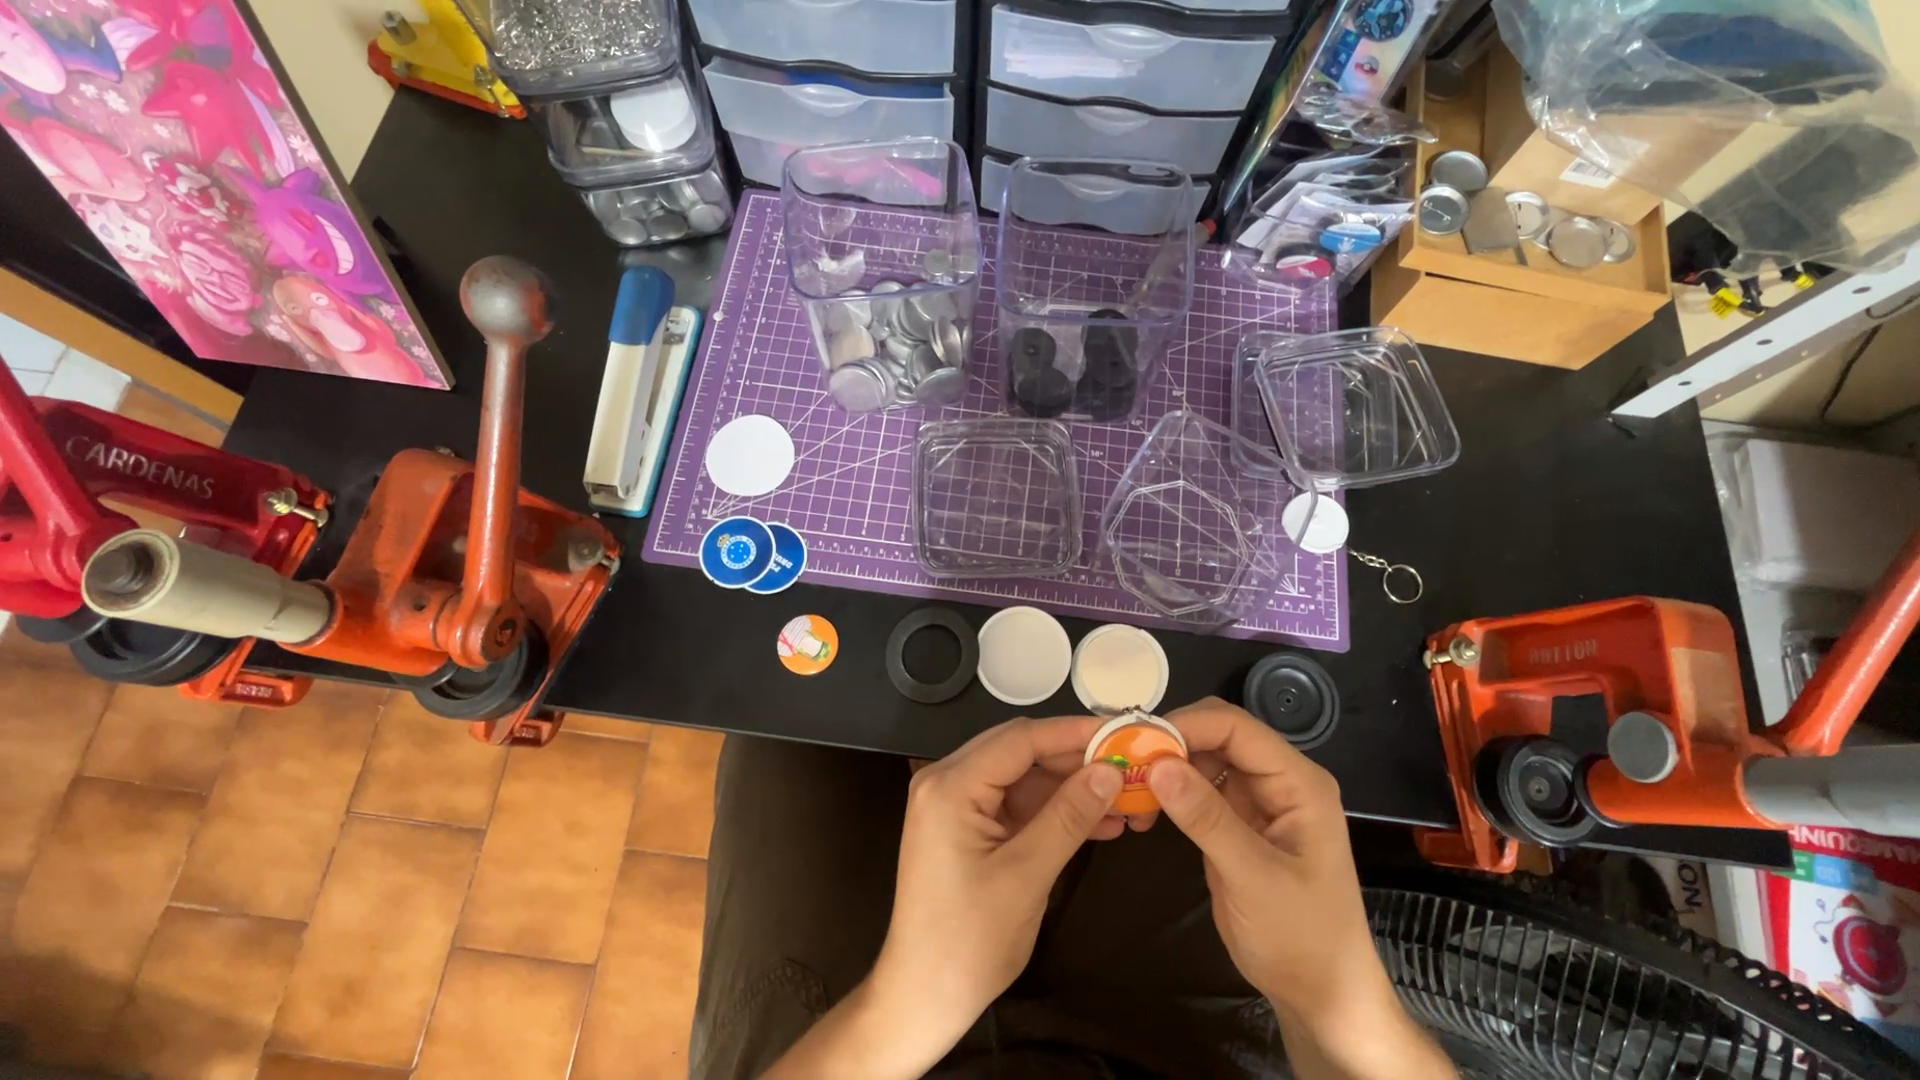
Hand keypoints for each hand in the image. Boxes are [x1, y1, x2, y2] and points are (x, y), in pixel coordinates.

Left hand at [875, 716, 1121, 1051]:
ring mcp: (953, 805)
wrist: (923, 996)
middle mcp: (945, 782)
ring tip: (1124, 803)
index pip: (1020, 740)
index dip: (1073, 734)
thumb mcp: (1027, 874)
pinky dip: (1052, 813)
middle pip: (1020, 753)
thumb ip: (1068, 815)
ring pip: (1021, 779)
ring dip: (1068, 789)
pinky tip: (1097, 824)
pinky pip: (1014, 806)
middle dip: (1074, 760)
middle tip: (1128, 766)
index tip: (1122, 734)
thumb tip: (1110, 770)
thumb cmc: (969, 939)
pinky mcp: (964, 828)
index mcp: (950, 785)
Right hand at [1148, 699, 1451, 1077]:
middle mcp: (1278, 780)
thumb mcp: (1254, 877)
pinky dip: (1169, 791)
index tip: (1137, 742)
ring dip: (1166, 765)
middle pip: (1218, 734)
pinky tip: (1143, 808)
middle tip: (1124, 761)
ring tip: (1128, 785)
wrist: (1320, 993)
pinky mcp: (1235, 822)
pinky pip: (1197, 788)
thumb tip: (1158, 764)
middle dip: (1171, 741)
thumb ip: (1207, 819)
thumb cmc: (1301, 935)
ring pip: (1203, 757)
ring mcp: (1256, 800)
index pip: (1236, 727)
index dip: (1186, 725)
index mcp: (1298, 782)